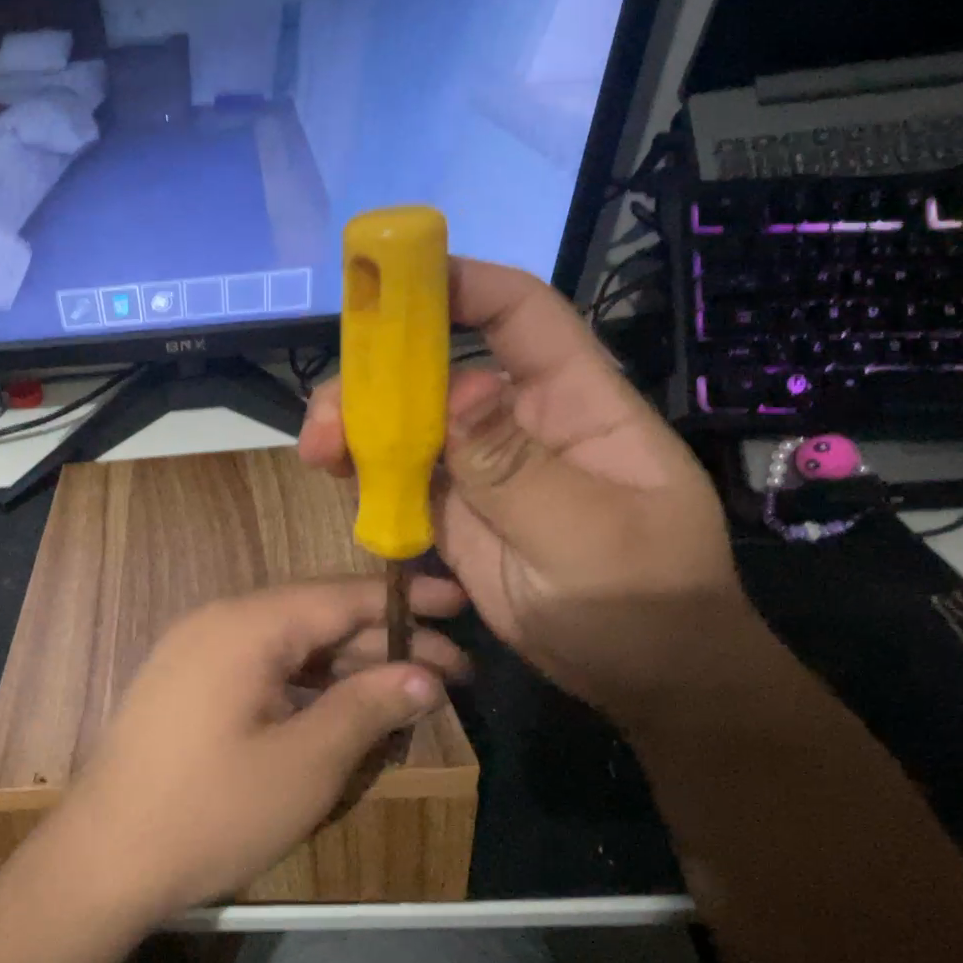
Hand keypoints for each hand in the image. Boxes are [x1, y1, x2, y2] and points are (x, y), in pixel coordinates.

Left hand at [41, 577, 465, 919]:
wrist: (104, 857)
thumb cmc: (212, 810)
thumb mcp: (305, 764)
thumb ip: (367, 708)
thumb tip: (424, 674)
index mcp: (245, 626)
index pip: (339, 597)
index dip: (405, 602)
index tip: (462, 604)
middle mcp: (216, 624)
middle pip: (315, 620)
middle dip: (385, 643)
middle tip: (455, 673)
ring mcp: (193, 654)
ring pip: (288, 647)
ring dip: (347, 668)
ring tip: (409, 695)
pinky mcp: (184, 687)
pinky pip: (259, 670)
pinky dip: (306, 687)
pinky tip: (341, 713)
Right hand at [298, 258, 760, 718]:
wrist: (643, 678)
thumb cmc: (646, 601)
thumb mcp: (589, 533)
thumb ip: (517, 465)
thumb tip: (457, 387)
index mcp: (575, 400)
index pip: (519, 314)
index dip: (458, 285)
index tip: (386, 286)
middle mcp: (518, 418)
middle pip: (436, 365)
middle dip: (374, 375)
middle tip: (327, 414)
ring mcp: (480, 465)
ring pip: (404, 418)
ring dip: (354, 423)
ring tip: (316, 454)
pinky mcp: (451, 510)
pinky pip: (395, 473)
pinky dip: (358, 469)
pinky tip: (328, 477)